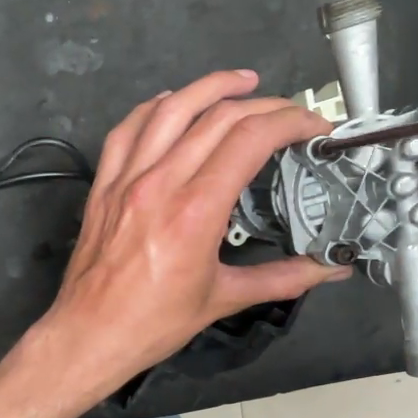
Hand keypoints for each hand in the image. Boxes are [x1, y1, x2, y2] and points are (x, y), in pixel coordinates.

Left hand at [30, 70, 347, 404]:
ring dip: (209, 87)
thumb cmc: (151, 323)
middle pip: (217, 117)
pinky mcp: (102, 188)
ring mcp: (125, 182)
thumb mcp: (223, 299)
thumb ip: (282, 278)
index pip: (250, 138)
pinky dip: (152, 109)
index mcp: (194, 211)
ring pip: (168, 110)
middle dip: (264, 106)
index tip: (314, 127)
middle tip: (289, 114)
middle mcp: (158, 185)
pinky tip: (172, 103)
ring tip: (241, 83)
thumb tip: (329, 268)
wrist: (88, 335)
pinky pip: (125, 132)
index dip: (292, 121)